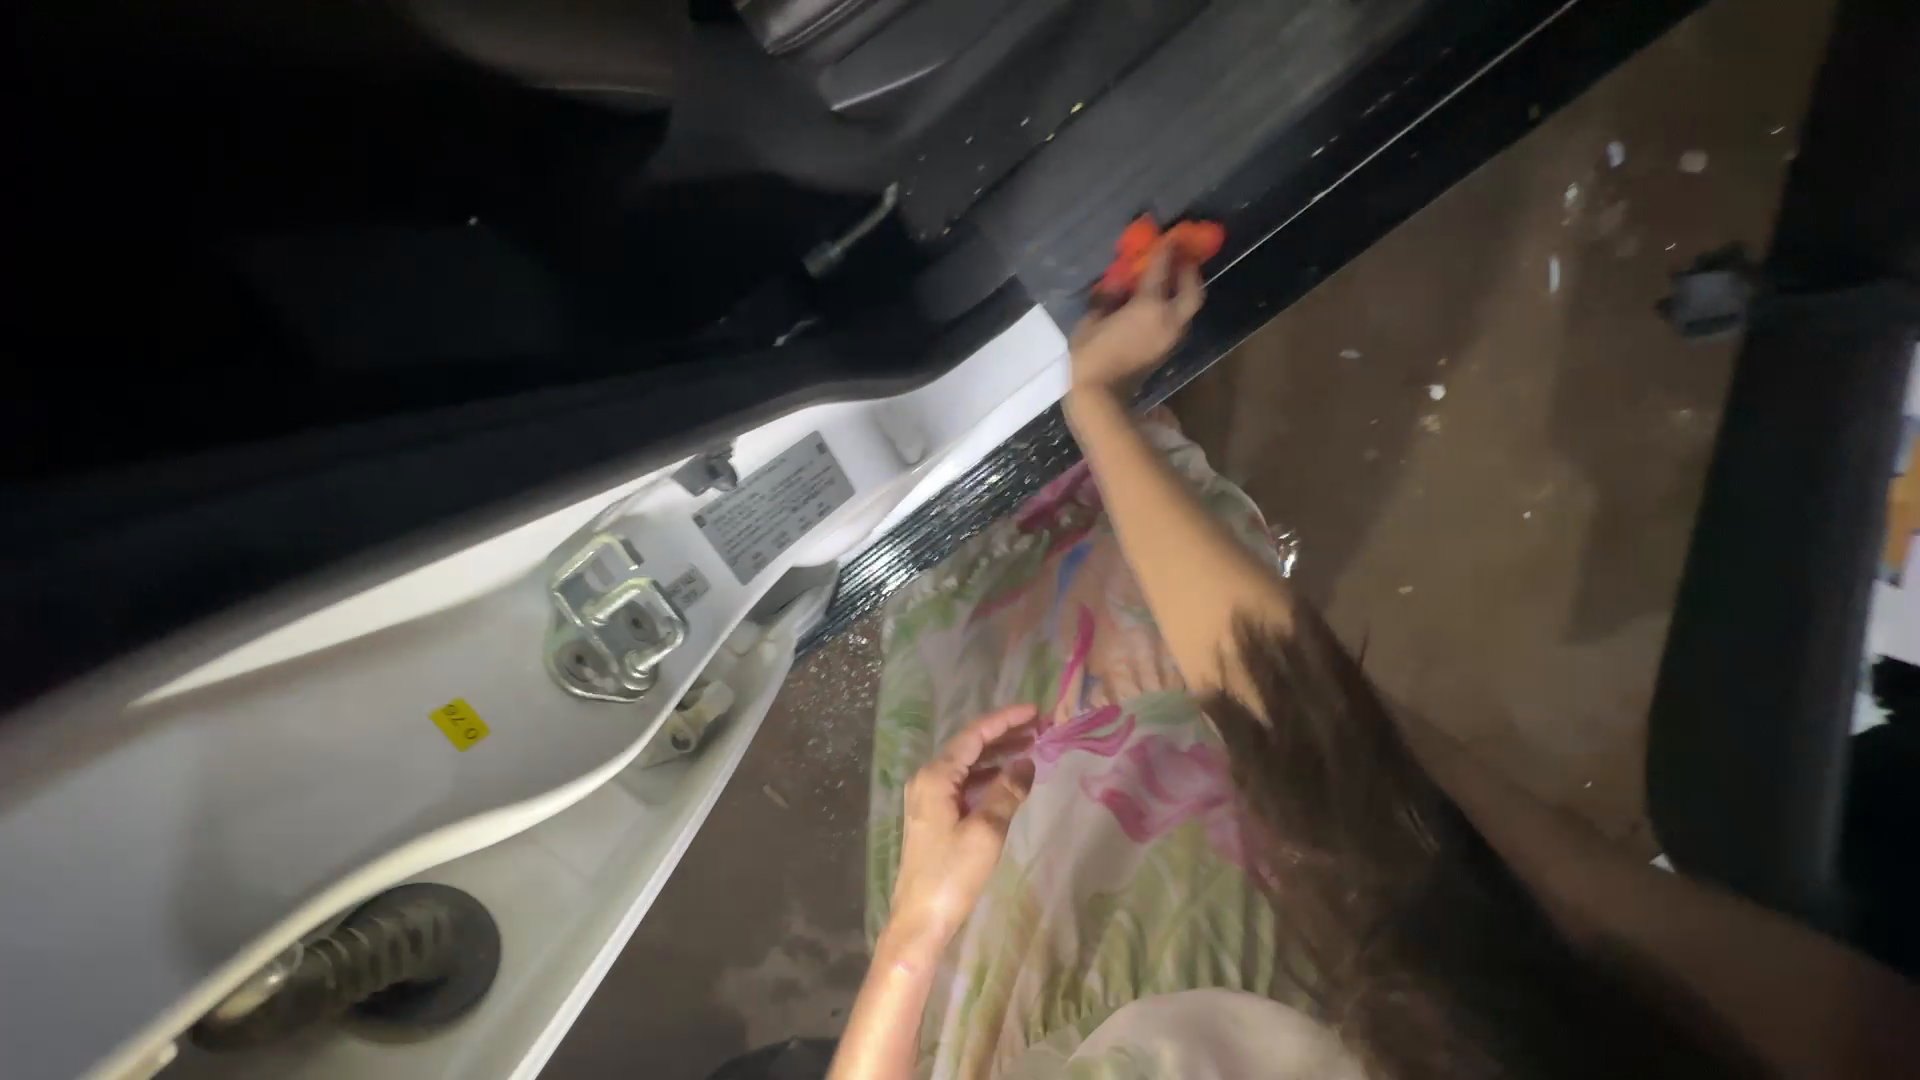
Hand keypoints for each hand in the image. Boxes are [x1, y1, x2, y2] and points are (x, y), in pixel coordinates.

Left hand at [884, 704, 1039, 959]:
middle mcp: (927, 780)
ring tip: (1030, 747)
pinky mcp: (933, 817)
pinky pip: (963, 784)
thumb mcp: (986, 831)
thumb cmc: (952, 874)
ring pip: (966, 765)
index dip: (1004, 720)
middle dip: (1003, 735)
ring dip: (996, 755)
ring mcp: (928, 798)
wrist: (919, 921)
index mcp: (935, 776)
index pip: (974, 736)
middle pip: (969, 746)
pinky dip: (987, 777)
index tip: (1034, 710)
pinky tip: (1008, 779)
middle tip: (1038, 727)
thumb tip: (1027, 762)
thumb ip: (1008, 792)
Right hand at [1069, 250, 1204, 399]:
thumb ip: (1106, 300)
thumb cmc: (1090, 358)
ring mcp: (1171, 337)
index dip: (1164, 250)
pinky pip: (1177, 322)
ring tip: (1170, 282)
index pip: (1161, 269)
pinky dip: (1173, 308)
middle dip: (1190, 271)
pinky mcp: (1166, 352)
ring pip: (1188, 308)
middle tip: (1181, 259)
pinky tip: (1157, 305)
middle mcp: (1168, 319)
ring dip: (1183, 291)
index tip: (1167, 237)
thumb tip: (1114, 289)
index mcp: (1148, 306)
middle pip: (1193, 289)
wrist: (1102, 399)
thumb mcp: (1091, 322)